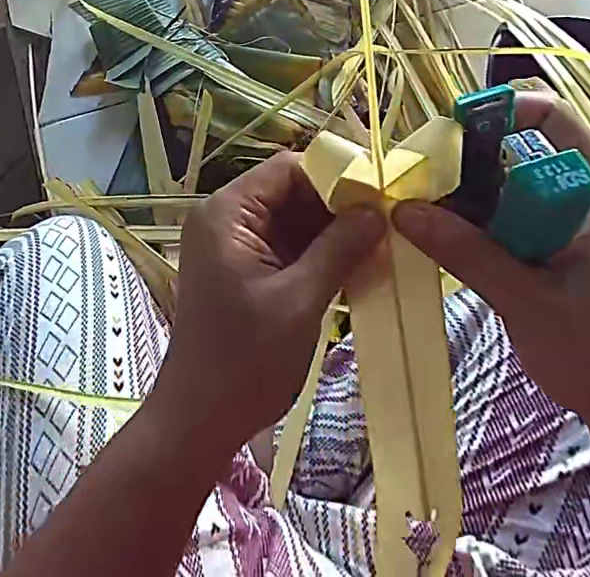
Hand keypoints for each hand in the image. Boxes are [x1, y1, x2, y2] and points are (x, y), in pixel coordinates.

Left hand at [146, 152, 384, 454]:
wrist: (200, 418)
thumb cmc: (244, 360)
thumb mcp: (299, 301)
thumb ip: (338, 250)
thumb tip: (377, 212)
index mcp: (226, 213)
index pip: (285, 170)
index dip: (333, 177)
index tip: (380, 195)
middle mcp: (226, 219)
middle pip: (289, 193)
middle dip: (337, 208)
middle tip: (389, 225)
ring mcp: (233, 245)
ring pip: (292, 221)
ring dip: (331, 233)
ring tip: (381, 247)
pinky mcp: (244, 270)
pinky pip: (286, 247)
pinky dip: (318, 255)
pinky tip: (356, 269)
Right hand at [391, 92, 589, 437]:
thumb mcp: (529, 303)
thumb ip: (467, 253)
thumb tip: (403, 210)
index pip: (555, 120)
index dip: (502, 110)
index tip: (450, 130)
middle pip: (522, 150)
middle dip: (468, 161)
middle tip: (419, 180)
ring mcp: (579, 221)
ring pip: (511, 183)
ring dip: (468, 195)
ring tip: (423, 210)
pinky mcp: (564, 244)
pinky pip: (513, 213)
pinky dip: (479, 220)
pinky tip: (448, 237)